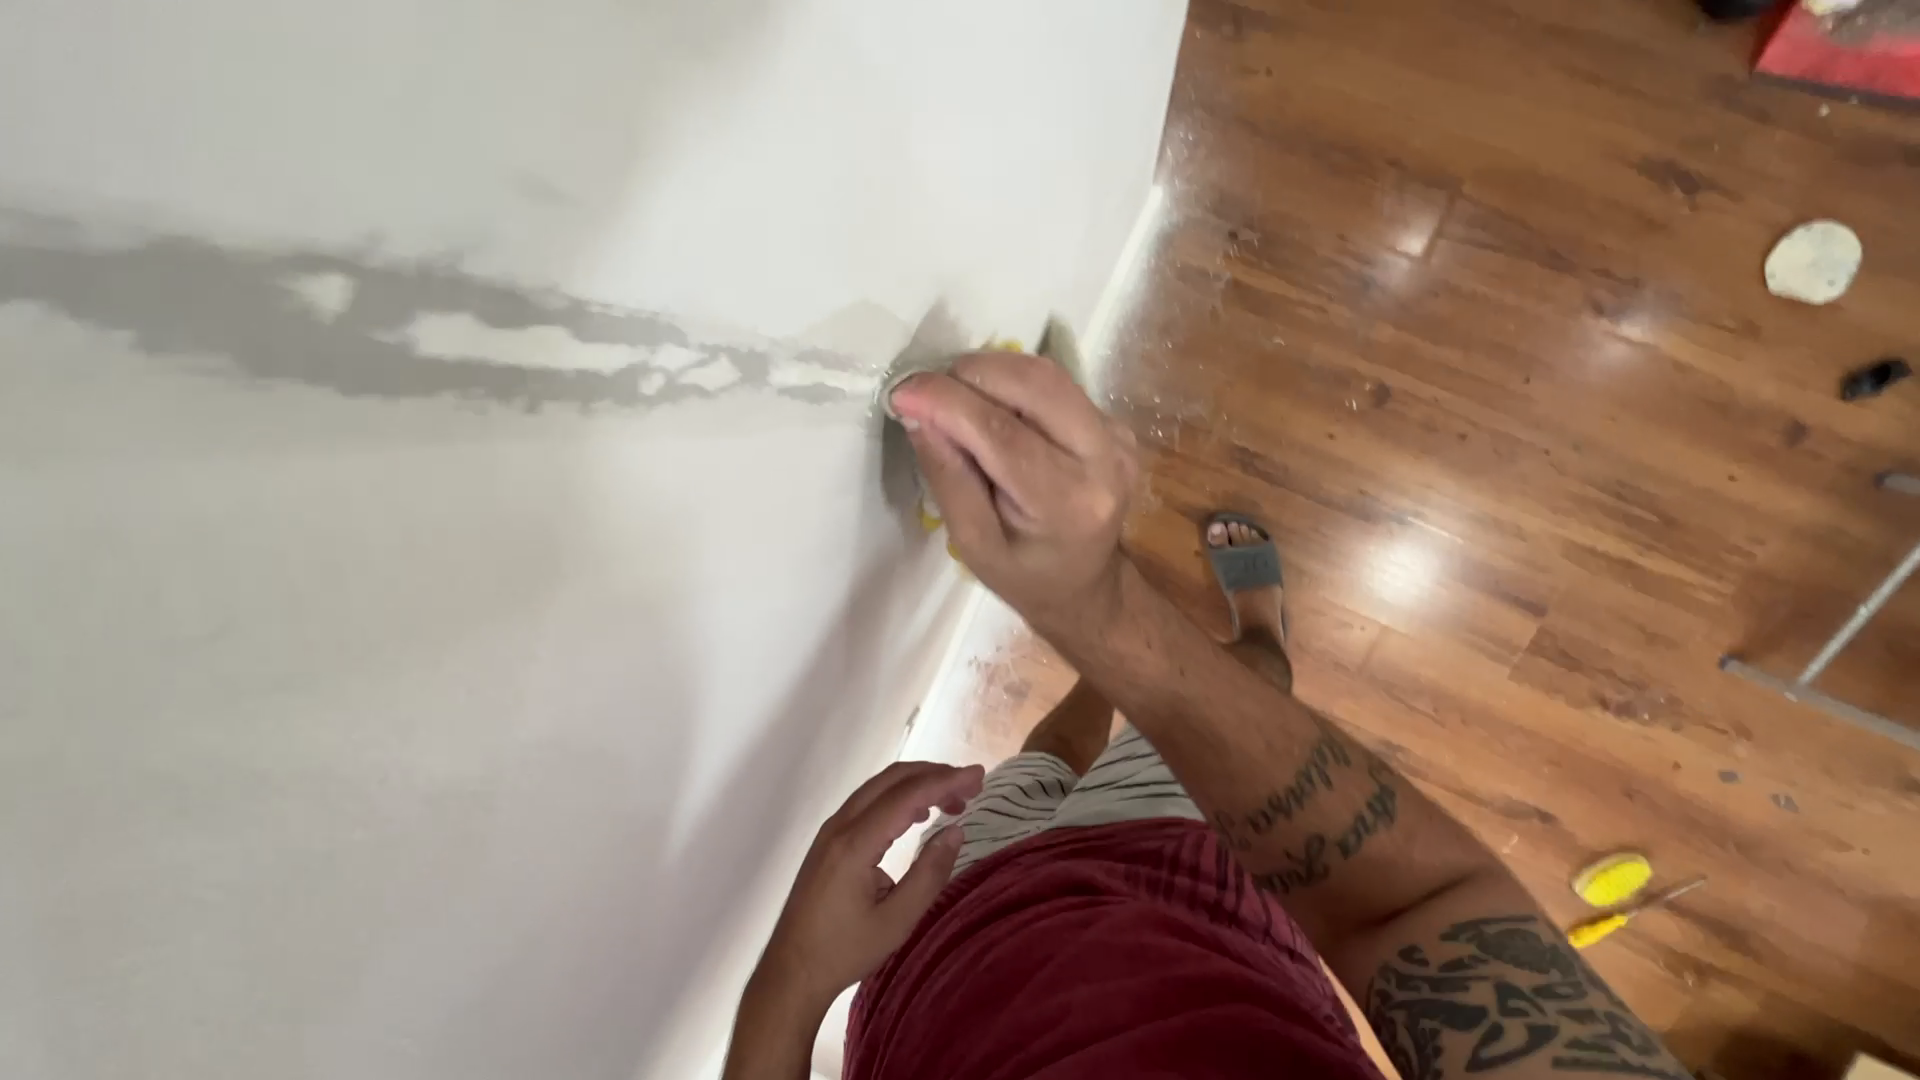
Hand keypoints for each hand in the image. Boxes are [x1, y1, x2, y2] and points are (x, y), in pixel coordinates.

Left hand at [755, 761, 984, 1010]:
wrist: (790, 972)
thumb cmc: (845, 951)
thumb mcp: (897, 921)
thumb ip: (929, 874)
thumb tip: (956, 831)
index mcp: (855, 843)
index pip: (907, 795)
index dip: (946, 780)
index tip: (978, 775)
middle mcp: (840, 825)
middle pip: (892, 780)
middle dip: (934, 775)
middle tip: (971, 785)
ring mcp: (831, 830)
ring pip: (878, 788)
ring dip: (917, 785)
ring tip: (953, 801)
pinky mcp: (829, 840)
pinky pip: (868, 803)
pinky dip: (898, 798)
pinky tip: (918, 814)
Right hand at [889, 353, 1138, 638]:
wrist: (1085, 586)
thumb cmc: (1022, 574)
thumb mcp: (972, 542)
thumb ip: (947, 476)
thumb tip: (919, 412)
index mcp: (1067, 503)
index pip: (1002, 434)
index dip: (947, 402)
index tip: (902, 391)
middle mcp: (1104, 461)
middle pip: (1035, 384)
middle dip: (971, 374)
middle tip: (929, 392)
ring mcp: (1117, 438)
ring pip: (1048, 375)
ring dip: (992, 374)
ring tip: (956, 399)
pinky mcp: (1115, 425)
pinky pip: (1058, 386)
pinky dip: (1014, 387)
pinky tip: (994, 412)